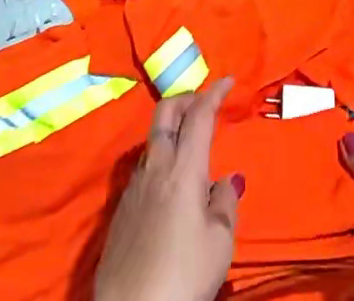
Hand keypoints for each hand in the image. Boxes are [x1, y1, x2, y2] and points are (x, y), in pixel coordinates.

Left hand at [95, 77, 242, 300]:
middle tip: (205, 101)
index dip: (213, 94)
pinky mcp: (124, 201)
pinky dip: (162, 152)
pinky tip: (172, 176)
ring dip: (172, 126)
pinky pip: (146, 161)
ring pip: (153, 137)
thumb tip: (229, 179)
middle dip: (186, 99)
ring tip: (190, 137)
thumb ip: (225, 204)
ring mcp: (135, 181)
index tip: (226, 80)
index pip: (199, 117)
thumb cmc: (184, 273)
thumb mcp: (219, 243)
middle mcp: (155, 164)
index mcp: (183, 168)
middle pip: (166, 114)